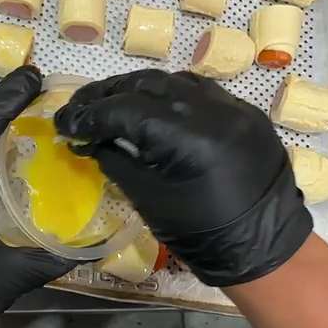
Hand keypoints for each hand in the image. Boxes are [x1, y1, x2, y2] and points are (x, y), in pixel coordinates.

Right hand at [54, 69, 310, 286]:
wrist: (263, 248)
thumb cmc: (200, 235)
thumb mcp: (148, 199)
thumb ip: (117, 161)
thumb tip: (91, 140)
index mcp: (188, 138)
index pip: (125, 110)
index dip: (89, 115)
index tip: (64, 123)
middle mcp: (213, 111)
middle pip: (147, 84)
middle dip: (108, 94)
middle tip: (80, 109)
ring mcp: (234, 107)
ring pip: (174, 80)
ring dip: (138, 89)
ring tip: (112, 104)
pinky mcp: (246, 112)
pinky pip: (200, 91)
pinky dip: (170, 94)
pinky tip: (153, 106)